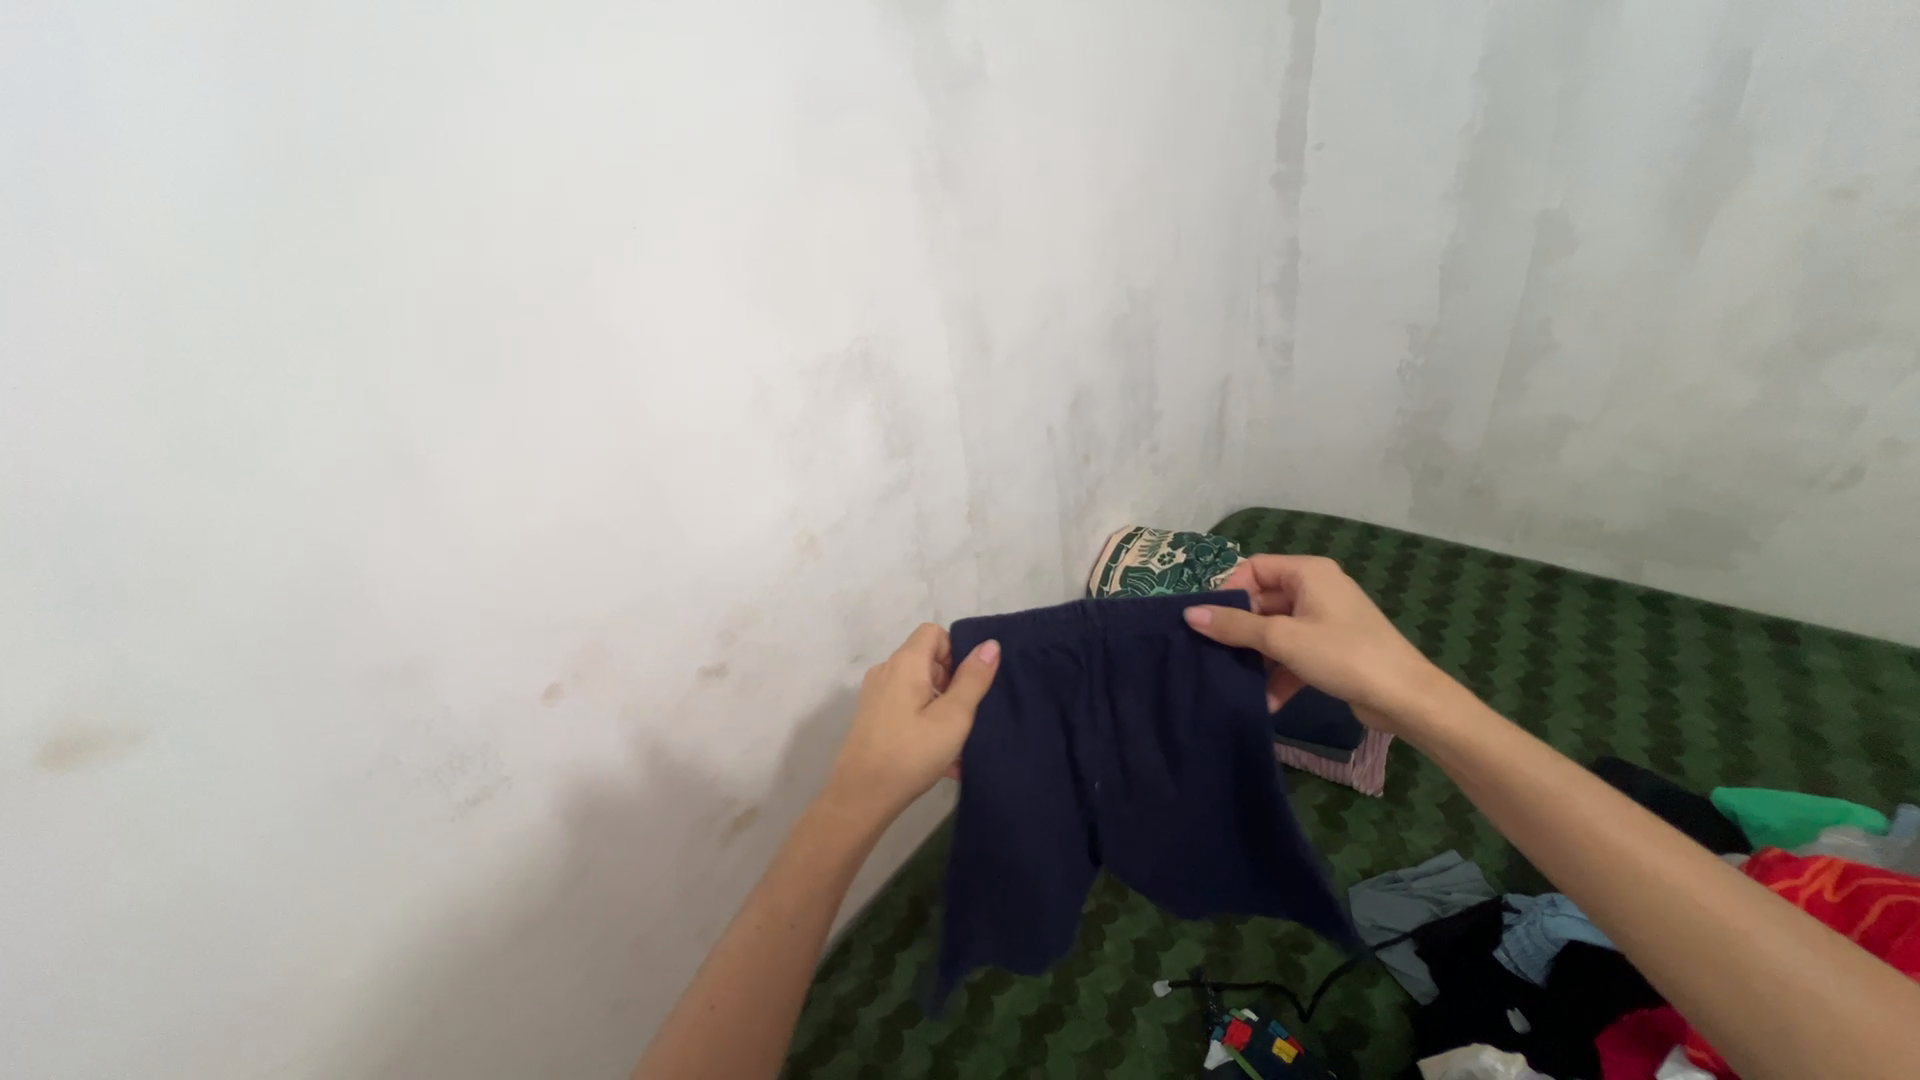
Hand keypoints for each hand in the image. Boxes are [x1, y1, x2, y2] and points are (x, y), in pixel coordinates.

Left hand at [822, 623, 999, 822]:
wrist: (861, 796)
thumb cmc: (912, 753)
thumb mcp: (953, 717)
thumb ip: (973, 679)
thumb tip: (990, 645)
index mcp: (905, 663)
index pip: (934, 632)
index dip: (955, 651)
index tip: (966, 685)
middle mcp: (886, 671)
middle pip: (926, 660)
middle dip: (950, 683)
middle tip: (963, 717)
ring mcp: (875, 695)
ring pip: (918, 688)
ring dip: (941, 708)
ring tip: (956, 744)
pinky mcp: (872, 718)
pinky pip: (906, 708)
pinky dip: (925, 723)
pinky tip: (941, 758)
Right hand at [1190, 555, 1442, 731]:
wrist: (1405, 698)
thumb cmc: (1343, 654)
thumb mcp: (1282, 638)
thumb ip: (1234, 625)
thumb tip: (1189, 613)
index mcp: (1308, 572)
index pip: (1253, 568)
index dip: (1228, 591)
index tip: (1209, 621)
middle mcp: (1316, 589)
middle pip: (1262, 602)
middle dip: (1239, 630)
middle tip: (1213, 654)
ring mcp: (1324, 620)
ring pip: (1275, 631)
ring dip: (1257, 657)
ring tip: (1235, 680)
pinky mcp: (1330, 649)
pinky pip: (1293, 653)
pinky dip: (1278, 674)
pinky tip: (1265, 701)